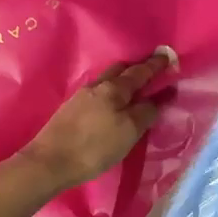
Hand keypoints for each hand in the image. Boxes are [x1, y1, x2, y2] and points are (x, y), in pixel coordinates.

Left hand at [16, 50, 171, 191]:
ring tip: (132, 90)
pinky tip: (110, 104)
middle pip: (119, 71)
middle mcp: (97, 86)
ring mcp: (80, 97)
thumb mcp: (128, 132)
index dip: (154, 65)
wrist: (50, 161)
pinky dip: (109, 93)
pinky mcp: (70, 109)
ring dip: (121, 81)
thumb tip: (156, 99)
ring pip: (106, 81)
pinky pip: (96, 93)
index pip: (139, 72)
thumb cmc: (95, 147)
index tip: (166, 56)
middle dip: (136, 69)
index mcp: (114, 89)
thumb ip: (145, 112)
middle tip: (150, 72)